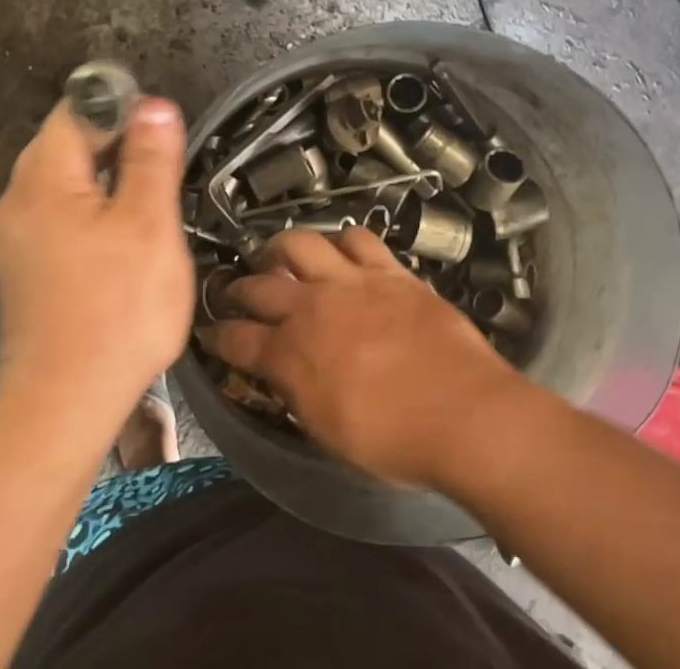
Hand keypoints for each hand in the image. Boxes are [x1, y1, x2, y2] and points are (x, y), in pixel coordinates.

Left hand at [0, 97, 192, 419]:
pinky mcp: (22, 269)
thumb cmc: (117, 310)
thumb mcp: (148, 225)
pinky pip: (58, 219)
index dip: (122, 106)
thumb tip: (153, 105)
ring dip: (106, 185)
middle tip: (164, 172)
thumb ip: (150, 159)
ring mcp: (14, 237)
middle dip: (117, 147)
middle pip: (67, 145)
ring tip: (149, 210)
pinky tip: (120, 246)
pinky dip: (91, 217)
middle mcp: (17, 199)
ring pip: (65, 185)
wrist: (65, 400)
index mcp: (42, 177)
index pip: (78, 109)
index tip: (163, 131)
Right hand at [202, 228, 518, 489]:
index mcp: (289, 356)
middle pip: (258, 285)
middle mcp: (310, 308)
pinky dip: (342, 243)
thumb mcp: (328, 432)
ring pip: (300, 243)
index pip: (235, 339)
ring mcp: (351, 283)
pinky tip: (342, 253)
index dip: (219, 337)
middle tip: (240, 294)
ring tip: (283, 258)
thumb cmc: (394, 441)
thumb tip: (282, 375)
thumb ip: (297, 394)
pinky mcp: (390, 272)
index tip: (214, 335)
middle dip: (240, 288)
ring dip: (282, 249)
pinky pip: (357, 239)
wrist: (465, 416)